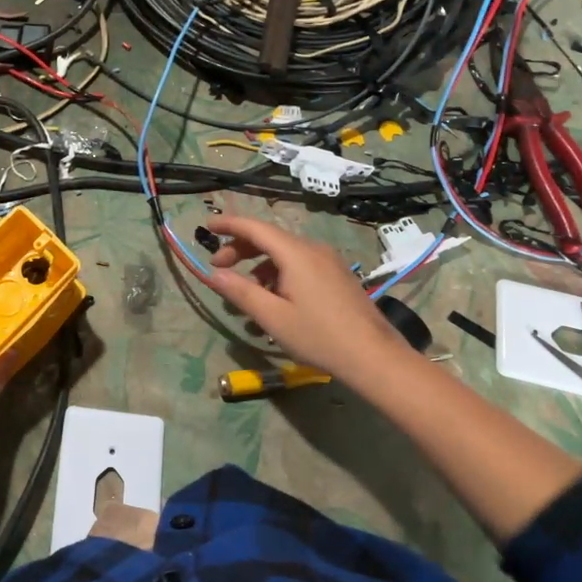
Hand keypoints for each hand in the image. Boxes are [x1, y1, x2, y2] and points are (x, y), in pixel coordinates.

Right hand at [205, 214, 405, 374]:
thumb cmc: (319, 336)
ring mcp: (329, 261)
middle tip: (219, 267)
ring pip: (285, 253)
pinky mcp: (337, 276)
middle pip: (270, 238)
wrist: (374, 357)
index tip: (207, 226)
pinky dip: (279, 273)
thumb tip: (213, 274)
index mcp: (296, 253)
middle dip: (240, 249)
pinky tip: (274, 300)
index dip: (229, 225)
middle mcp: (313, 249)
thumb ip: (240, 291)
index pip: (255, 228)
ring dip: (259, 265)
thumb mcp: (273, 317)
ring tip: (245, 292)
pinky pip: (300, 264)